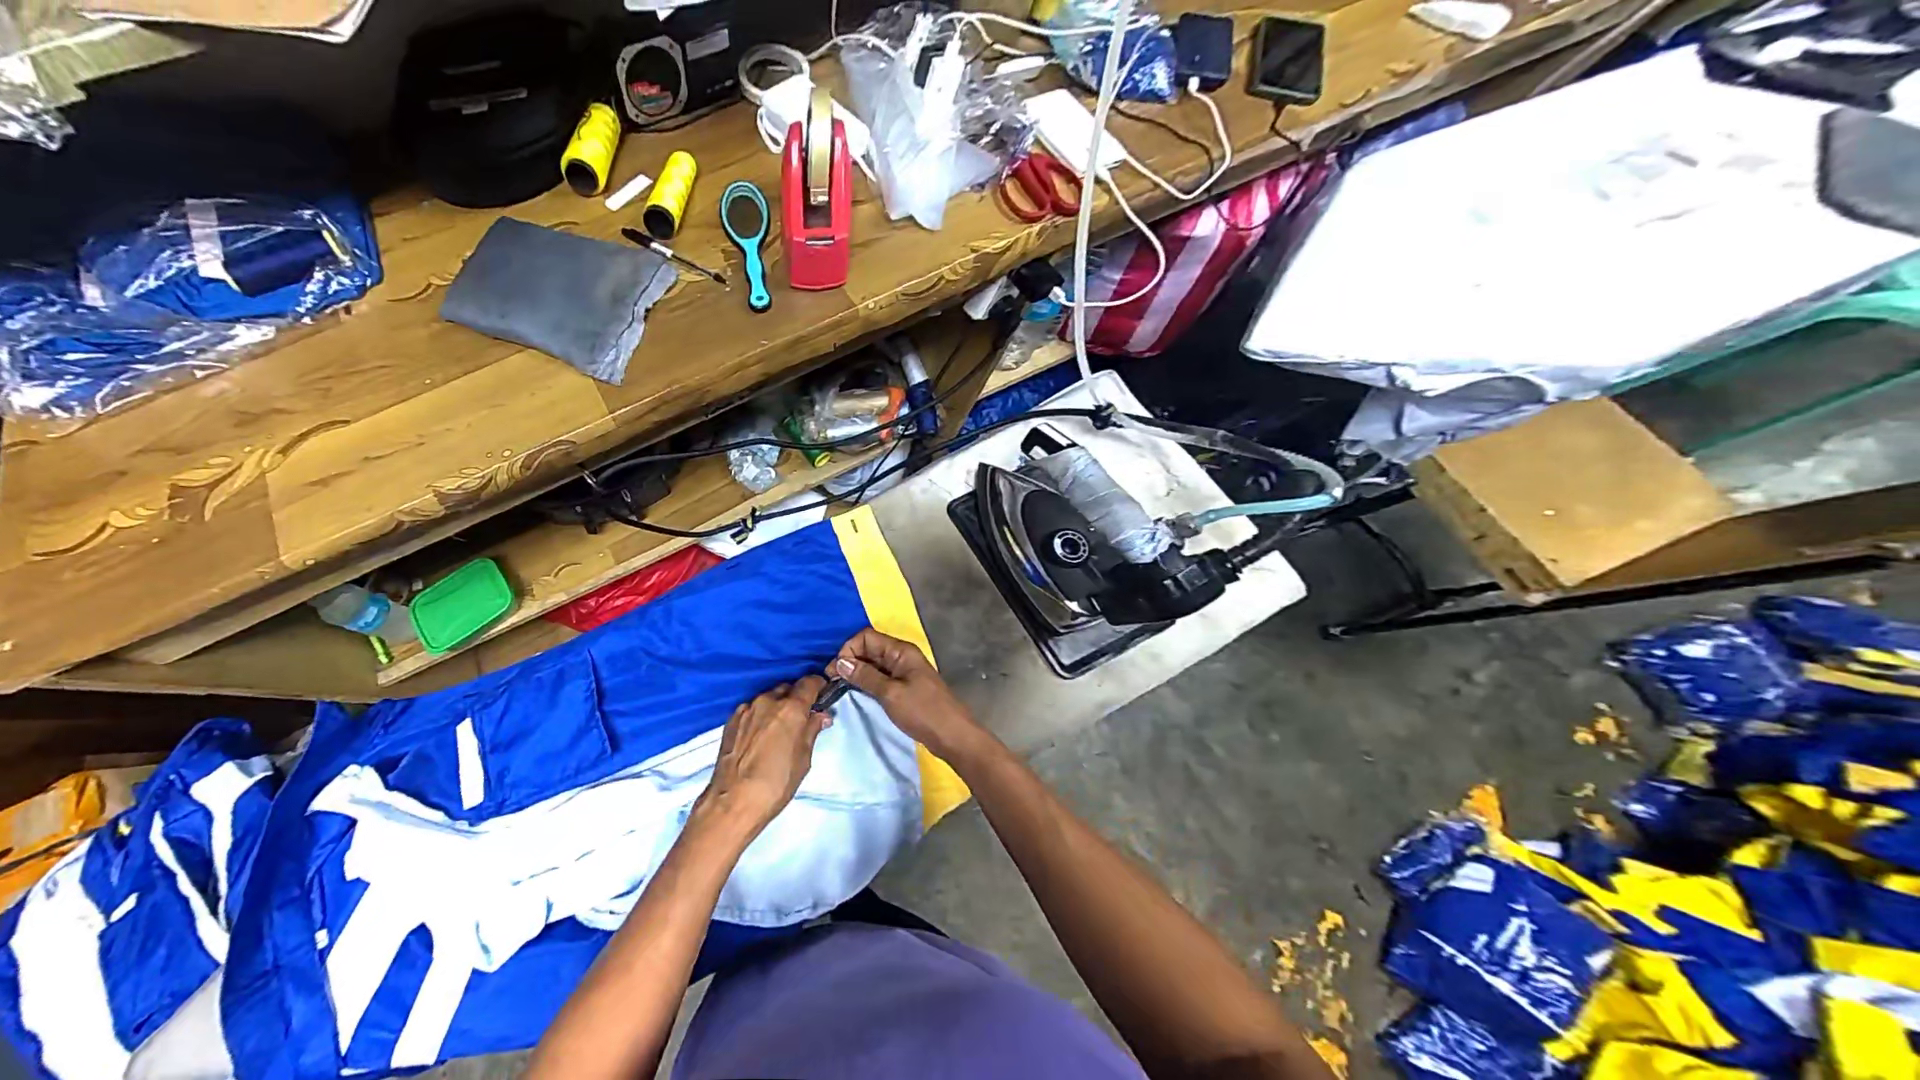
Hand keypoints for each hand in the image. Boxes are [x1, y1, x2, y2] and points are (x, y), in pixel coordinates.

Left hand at [693, 677, 830, 841]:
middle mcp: (767, 701)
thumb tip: (819, 716)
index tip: (822, 695)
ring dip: (777, 707)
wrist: (733, 801)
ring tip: (780, 728)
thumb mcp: (803, 758)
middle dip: (797, 698)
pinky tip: (761, 735)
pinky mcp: (731, 721)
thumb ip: (811, 730)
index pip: (810, 682)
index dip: (819, 687)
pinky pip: (752, 709)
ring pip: (768, 698)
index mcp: (790, 708)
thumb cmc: (775, 783)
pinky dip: (760, 715)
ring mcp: (746, 710)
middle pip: (788, 689)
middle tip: (802, 717)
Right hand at [829, 629, 994, 766]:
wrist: (952, 736)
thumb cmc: (923, 712)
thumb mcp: (891, 694)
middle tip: (832, 682)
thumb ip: (866, 676)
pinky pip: (879, 677)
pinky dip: (866, 682)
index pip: (867, 637)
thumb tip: (841, 662)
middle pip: (869, 649)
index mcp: (901, 651)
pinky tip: (855, 693)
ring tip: (839, 688)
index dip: (849, 650)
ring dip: (856, 672)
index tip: (835, 672)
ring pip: (873, 664)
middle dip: (849, 660)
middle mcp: (901, 657)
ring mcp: (903, 672)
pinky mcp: (903, 688)